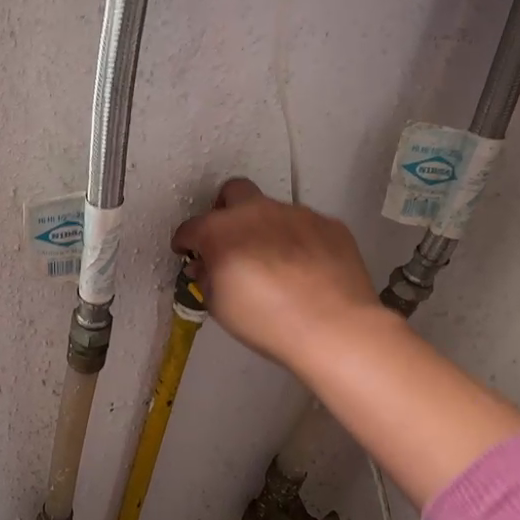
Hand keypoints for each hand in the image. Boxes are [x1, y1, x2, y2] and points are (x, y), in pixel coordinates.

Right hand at [171, 177, 385, 372]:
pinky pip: (306, 226)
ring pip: (273, 210)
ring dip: (266, 228)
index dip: (185, 242)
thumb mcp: (219, 306)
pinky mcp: (330, 225)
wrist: (334, 327)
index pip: (191, 227)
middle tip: (229, 240)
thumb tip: (205, 266)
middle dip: (226, 210)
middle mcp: (257, 212)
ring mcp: (297, 214)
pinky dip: (298, 241)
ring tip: (275, 263)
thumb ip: (206, 278)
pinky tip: (305, 269)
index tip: (188, 252)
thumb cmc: (266, 320)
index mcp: (221, 230)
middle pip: (233, 192)